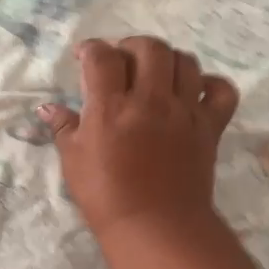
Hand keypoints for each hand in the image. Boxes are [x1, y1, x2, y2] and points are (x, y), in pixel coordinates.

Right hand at [40, 37, 239, 246]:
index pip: (102, 60)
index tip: (83, 54)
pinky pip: (220, 89)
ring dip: (166, 58)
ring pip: (185, 61)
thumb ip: (63, 127)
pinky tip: (191, 90)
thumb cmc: (103, 193)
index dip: (91, 49)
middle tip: (119, 57)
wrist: (154, 223)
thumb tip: (48, 108)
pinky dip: (208, 82)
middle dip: (131, 45)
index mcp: (111, 109)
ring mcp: (185, 110)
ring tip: (152, 70)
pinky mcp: (210, 124)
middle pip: (149, 49)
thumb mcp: (73, 159)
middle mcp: (150, 101)